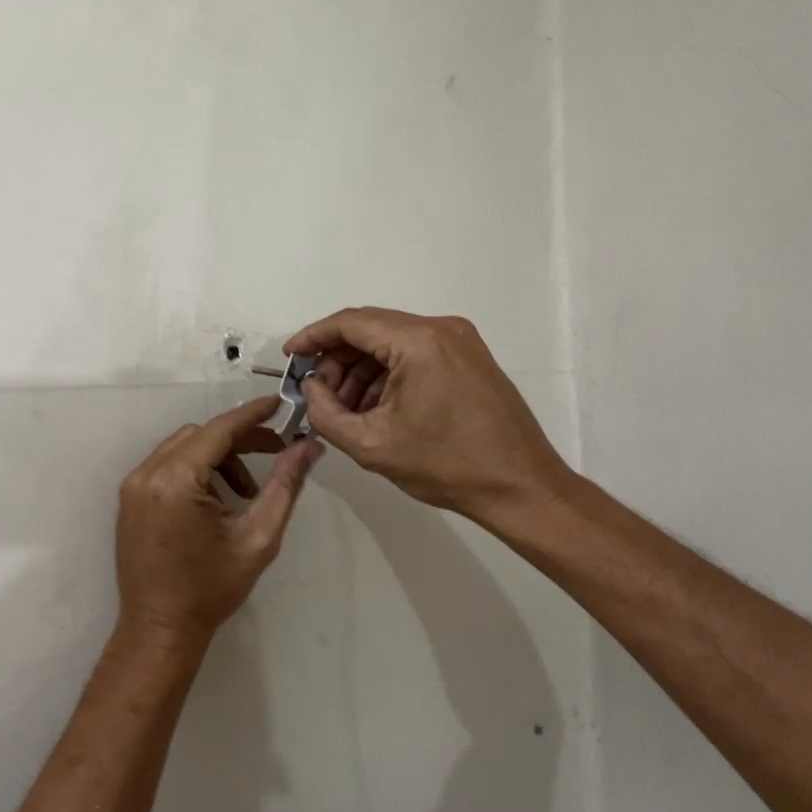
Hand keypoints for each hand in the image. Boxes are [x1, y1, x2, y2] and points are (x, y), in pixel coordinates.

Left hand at [115, 396, 325, 644]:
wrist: (160, 630)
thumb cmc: (212, 589)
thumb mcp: (258, 538)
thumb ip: (284, 485)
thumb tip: (309, 447)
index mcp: (176, 481)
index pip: (219, 431)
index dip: (252, 415)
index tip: (281, 404)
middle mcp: (147, 474)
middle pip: (200, 435)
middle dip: (239, 440)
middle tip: (275, 454)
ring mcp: (133, 486)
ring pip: (182, 447)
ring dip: (218, 456)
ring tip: (246, 491)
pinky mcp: (129, 498)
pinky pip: (167, 465)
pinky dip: (195, 470)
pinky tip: (218, 499)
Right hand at [285, 307, 575, 521]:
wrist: (521, 488)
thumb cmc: (446, 466)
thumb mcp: (372, 445)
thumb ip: (326, 412)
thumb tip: (312, 388)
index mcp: (418, 341)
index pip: (350, 323)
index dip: (313, 337)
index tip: (290, 357)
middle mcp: (441, 328)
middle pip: (371, 328)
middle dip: (337, 359)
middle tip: (318, 394)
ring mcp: (460, 341)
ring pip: (392, 342)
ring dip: (362, 369)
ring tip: (345, 408)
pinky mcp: (470, 358)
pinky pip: (415, 353)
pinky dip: (388, 373)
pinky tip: (376, 406)